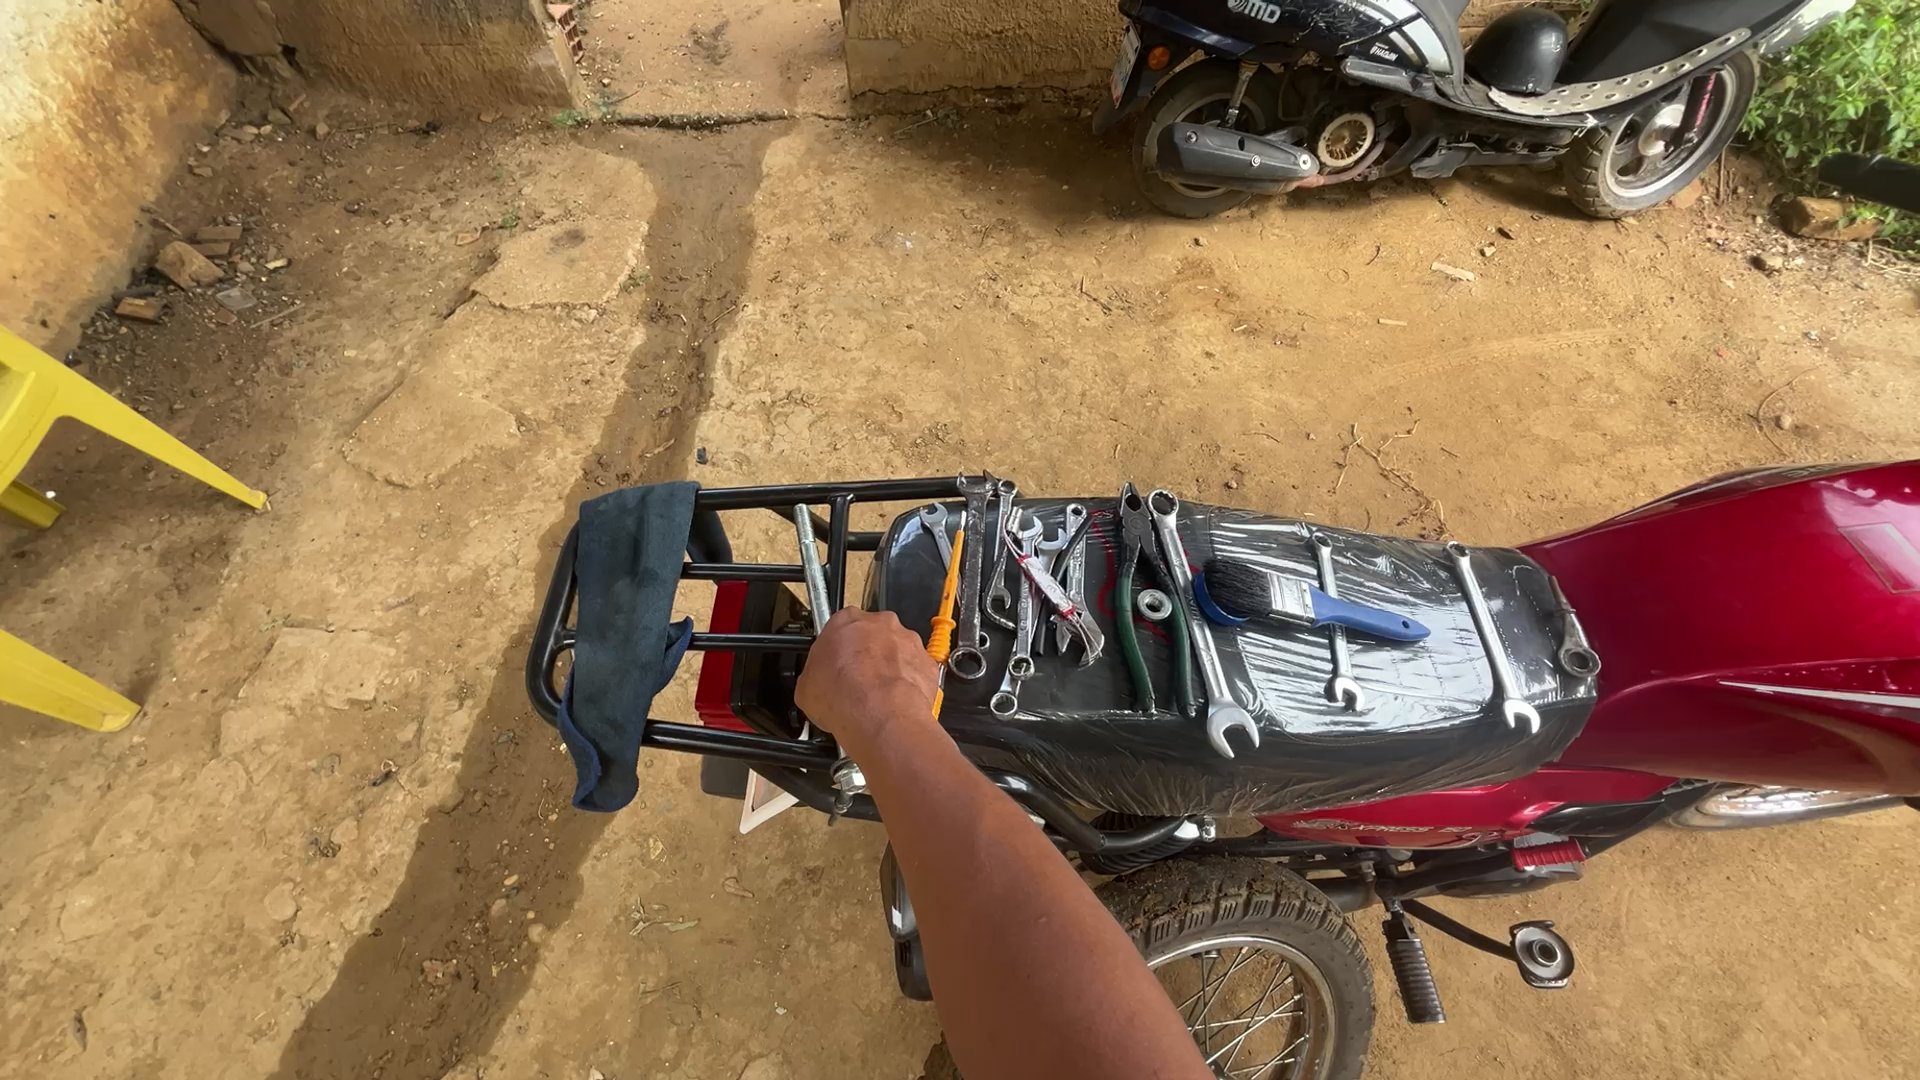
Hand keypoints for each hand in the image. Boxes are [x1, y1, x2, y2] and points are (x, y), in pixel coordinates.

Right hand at [794, 607, 938, 756]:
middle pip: (872, 635)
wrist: (879, 715)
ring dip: (889, 668)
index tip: (835, 663)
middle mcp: (880, 624)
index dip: (837, 648)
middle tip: (855, 681)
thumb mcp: (806, 686)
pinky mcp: (926, 661)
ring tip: (876, 696)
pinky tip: (894, 701)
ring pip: (897, 650)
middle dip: (866, 655)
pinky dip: (908, 682)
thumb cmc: (844, 696)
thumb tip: (816, 684)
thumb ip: (815, 673)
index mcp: (846, 620)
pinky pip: (916, 669)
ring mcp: (907, 640)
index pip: (840, 626)